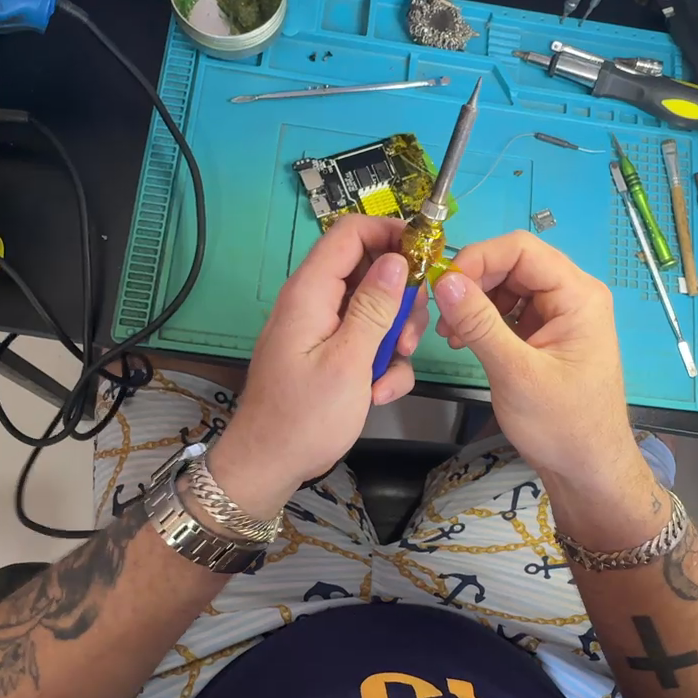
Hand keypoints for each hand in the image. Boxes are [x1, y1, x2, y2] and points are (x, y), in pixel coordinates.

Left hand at [211, 214, 427, 517]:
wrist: (270, 464)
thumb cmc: (306, 415)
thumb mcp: (349, 361)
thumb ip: (374, 307)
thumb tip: (396, 259)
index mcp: (311, 292)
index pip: (350, 233)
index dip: (390, 233)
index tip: (426, 256)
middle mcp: (315, 302)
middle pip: (370, 272)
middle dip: (401, 301)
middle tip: (412, 335)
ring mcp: (323, 330)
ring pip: (376, 311)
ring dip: (395, 341)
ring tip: (391, 374)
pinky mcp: (330, 355)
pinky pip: (366, 343)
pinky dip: (381, 366)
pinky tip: (379, 395)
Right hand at [432, 231, 664, 547]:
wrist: (588, 470)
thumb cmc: (561, 425)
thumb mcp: (516, 373)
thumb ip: (480, 324)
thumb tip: (443, 281)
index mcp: (578, 295)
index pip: (521, 249)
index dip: (478, 259)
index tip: (443, 287)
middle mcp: (572, 295)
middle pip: (513, 263)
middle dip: (473, 282)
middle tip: (441, 315)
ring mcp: (560, 314)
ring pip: (508, 285)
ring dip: (475, 302)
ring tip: (450, 335)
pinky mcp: (547, 333)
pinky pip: (510, 309)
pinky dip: (484, 319)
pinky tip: (465, 341)